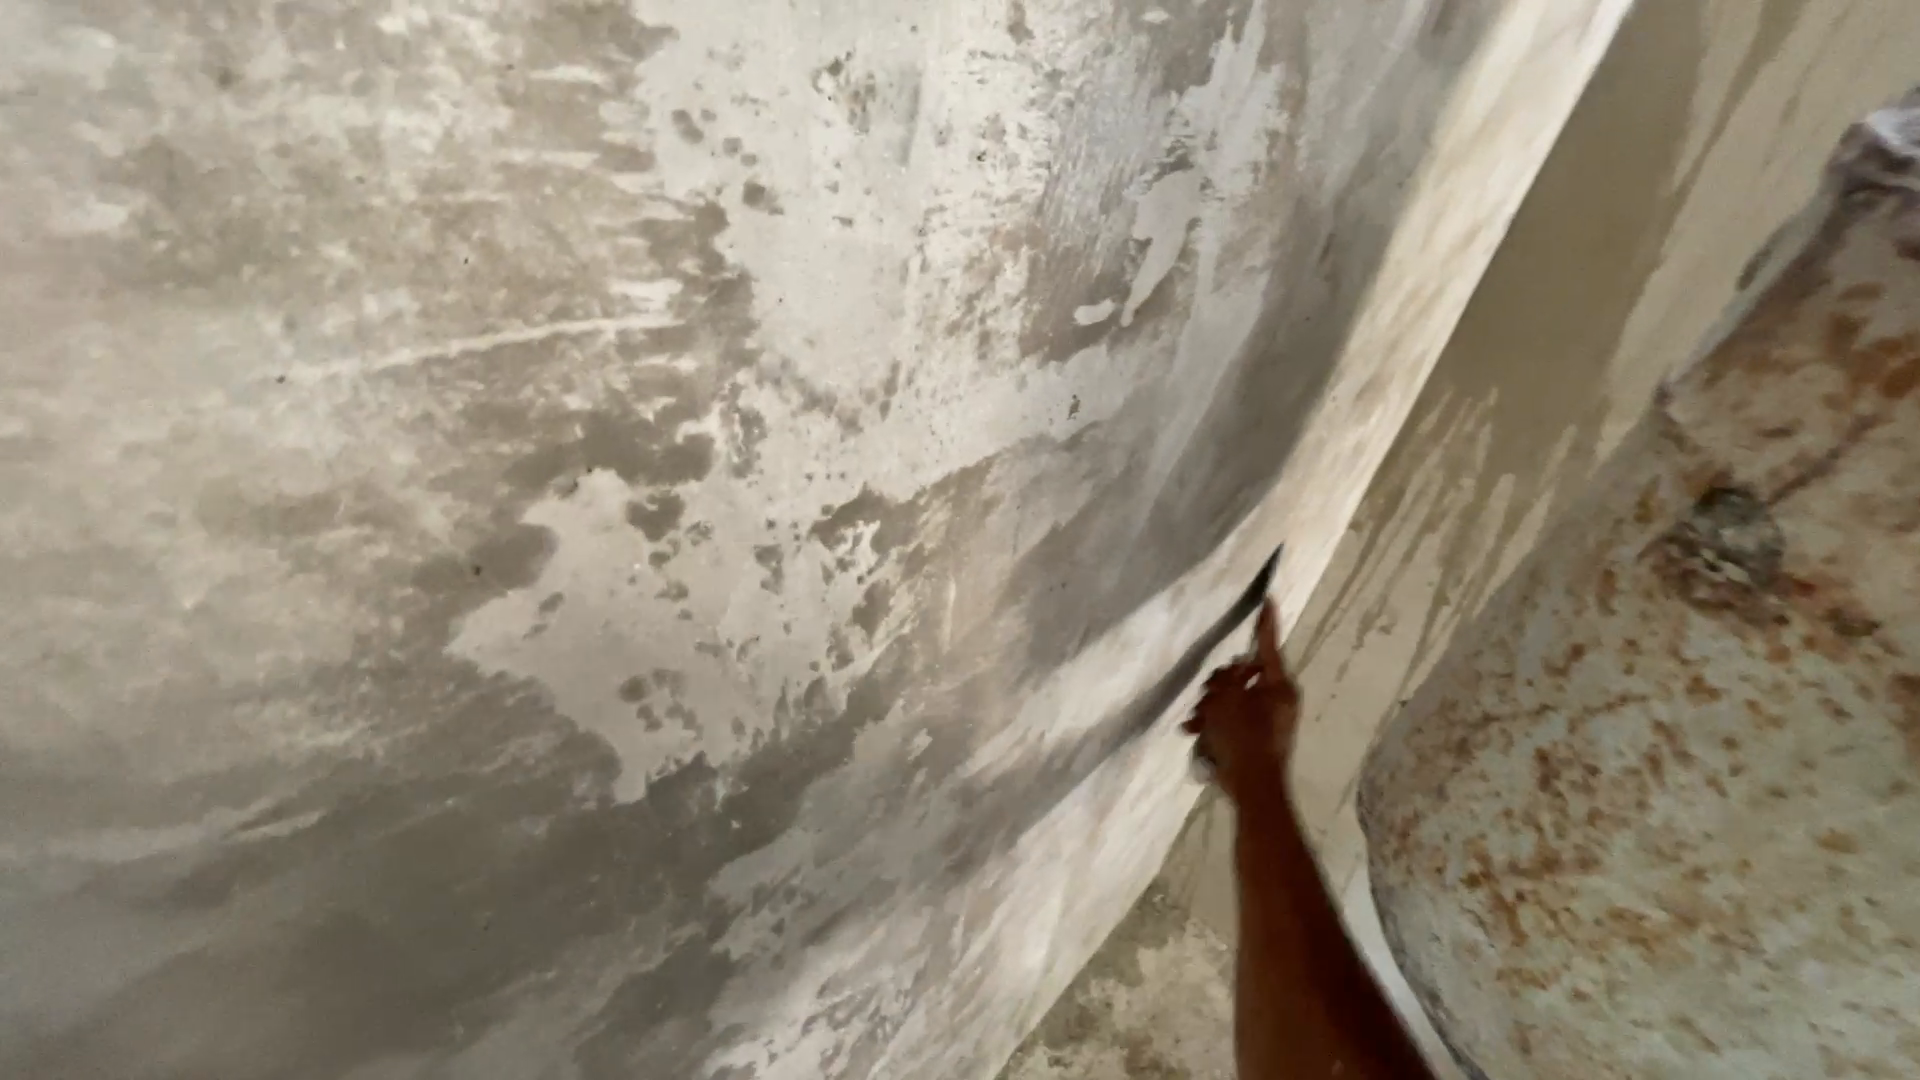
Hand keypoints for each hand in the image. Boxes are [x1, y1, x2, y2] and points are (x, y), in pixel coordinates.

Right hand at [1183, 600, 1300, 804]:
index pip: (1268, 646)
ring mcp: (1266, 719)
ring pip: (1232, 698)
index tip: (1269, 599)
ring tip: (1196, 720)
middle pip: (1242, 675)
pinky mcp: (1254, 736)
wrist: (1252, 787)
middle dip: (1218, 683)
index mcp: (1278, 686)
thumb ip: (1226, 680)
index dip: (1266, 623)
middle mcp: (1276, 699)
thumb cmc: (1244, 738)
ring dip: (1211, 706)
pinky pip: (1231, 719)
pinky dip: (1214, 723)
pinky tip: (1194, 731)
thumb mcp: (1227, 701)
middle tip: (1206, 692)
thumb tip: (1228, 675)